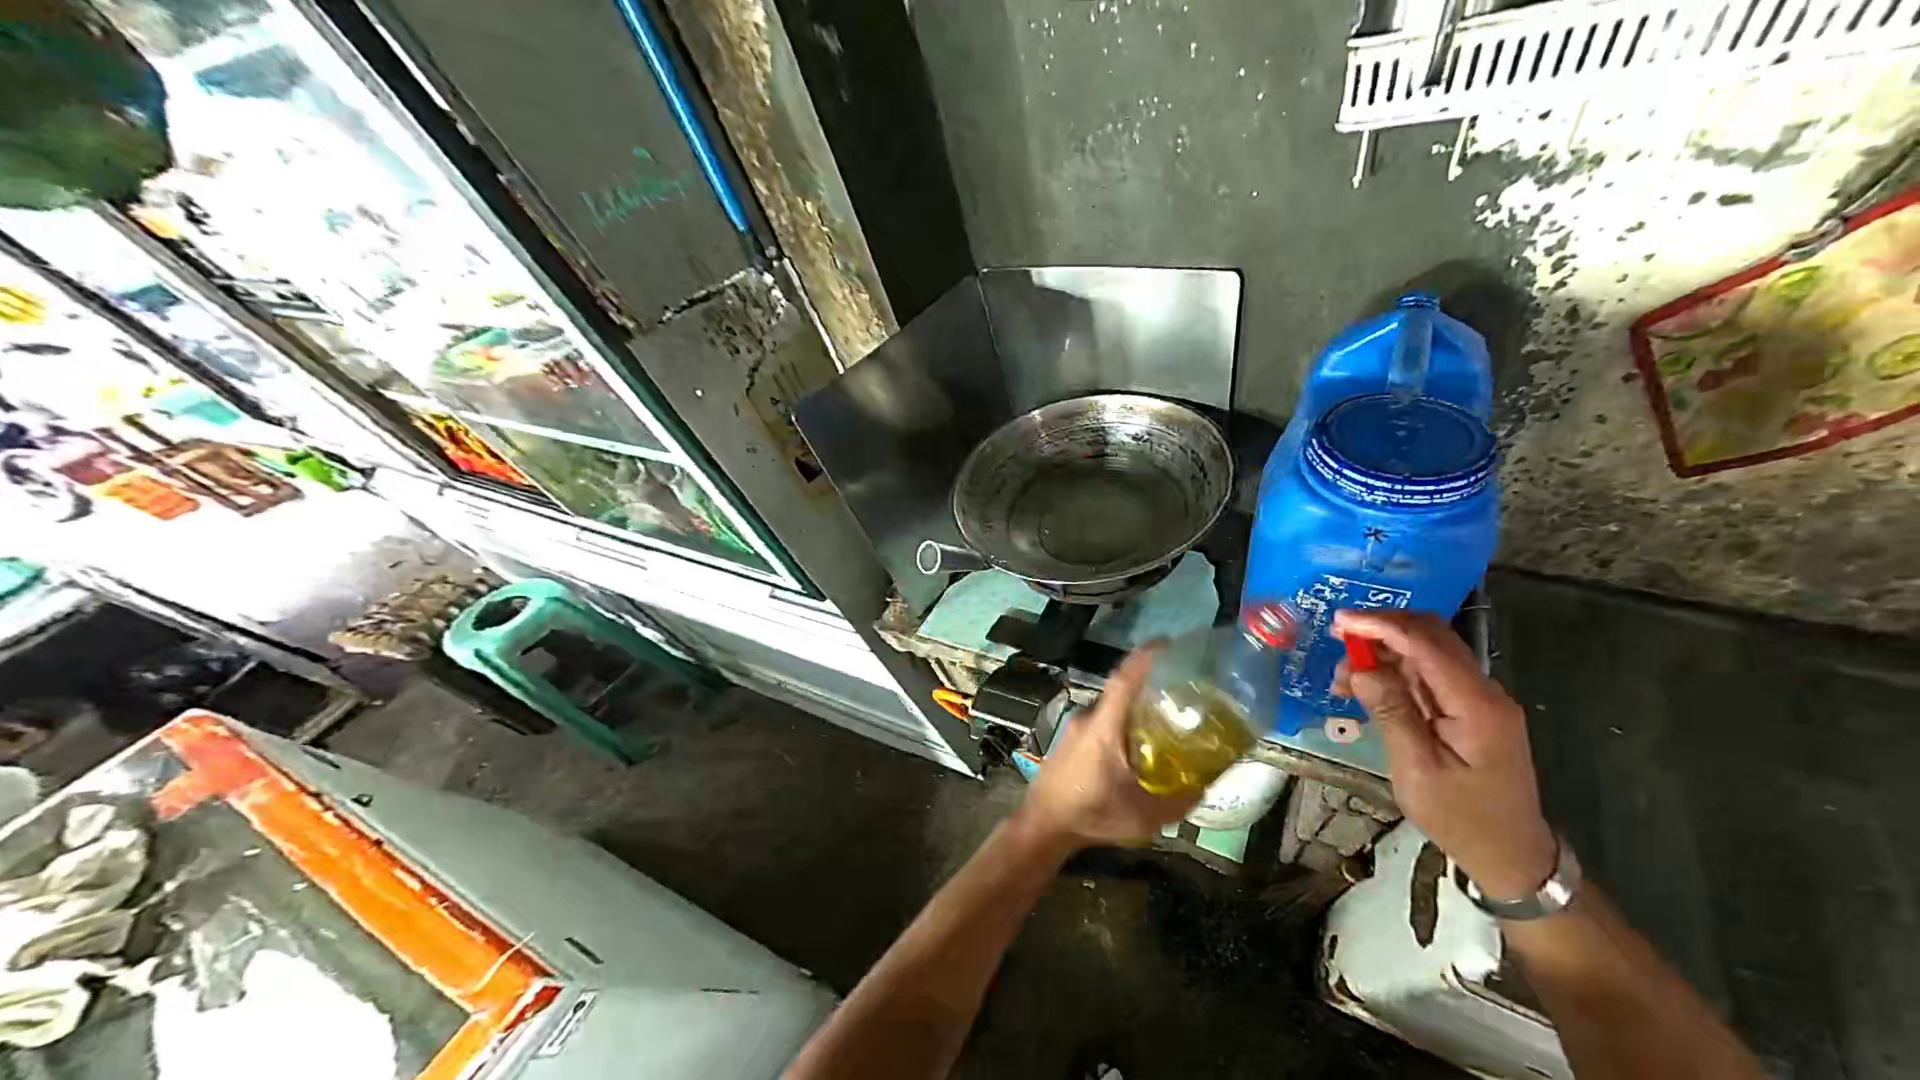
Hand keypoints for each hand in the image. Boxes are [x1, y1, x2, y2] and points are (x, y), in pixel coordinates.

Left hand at [1017, 647, 1198, 849]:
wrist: (1043, 826)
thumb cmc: (1092, 815)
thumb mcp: (1144, 816)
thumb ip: (1179, 800)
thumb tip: (1207, 783)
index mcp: (1104, 727)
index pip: (1124, 680)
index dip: (1145, 657)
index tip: (1167, 643)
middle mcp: (1088, 719)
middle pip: (1121, 692)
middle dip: (1149, 687)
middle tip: (1180, 692)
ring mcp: (1075, 728)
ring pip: (1111, 709)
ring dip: (1134, 709)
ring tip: (1164, 720)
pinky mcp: (1070, 740)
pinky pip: (1101, 722)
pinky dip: (1121, 724)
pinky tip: (1136, 744)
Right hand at [1333, 610, 1555, 898]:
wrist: (1511, 855)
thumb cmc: (1461, 817)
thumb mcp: (1417, 770)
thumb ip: (1391, 714)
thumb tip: (1362, 669)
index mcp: (1476, 705)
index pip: (1427, 645)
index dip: (1381, 625)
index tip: (1340, 621)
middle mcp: (1484, 692)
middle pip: (1432, 637)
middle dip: (1382, 629)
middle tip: (1337, 638)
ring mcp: (1479, 700)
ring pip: (1428, 653)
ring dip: (1384, 652)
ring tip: (1343, 676)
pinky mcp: (1469, 711)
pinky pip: (1429, 676)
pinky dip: (1395, 671)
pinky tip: (1366, 686)